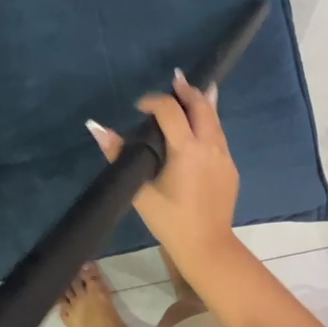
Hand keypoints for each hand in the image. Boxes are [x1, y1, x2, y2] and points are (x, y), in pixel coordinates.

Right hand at [88, 69, 239, 259]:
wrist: (207, 246)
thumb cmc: (170, 220)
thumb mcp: (140, 190)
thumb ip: (119, 155)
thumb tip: (96, 128)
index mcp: (186, 149)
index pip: (170, 110)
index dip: (154, 101)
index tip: (140, 106)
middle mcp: (210, 146)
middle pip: (202, 106)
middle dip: (187, 91)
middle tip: (175, 80)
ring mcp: (224, 156)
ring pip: (215, 120)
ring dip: (202, 105)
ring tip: (191, 94)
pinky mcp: (231, 168)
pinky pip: (219, 137)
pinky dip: (208, 124)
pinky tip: (200, 129)